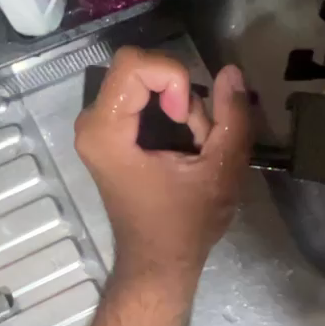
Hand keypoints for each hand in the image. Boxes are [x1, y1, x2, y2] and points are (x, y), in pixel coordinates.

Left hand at [75, 47, 250, 286]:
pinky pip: (140, 99)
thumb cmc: (187, 224)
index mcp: (107, 132)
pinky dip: (168, 114)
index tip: (186, 119)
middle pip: (139, 69)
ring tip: (193, 147)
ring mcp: (96, 128)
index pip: (135, 64)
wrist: (159, 261)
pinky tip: (182, 148)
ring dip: (179, 107)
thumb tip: (232, 73)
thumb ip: (233, 118)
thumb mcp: (222, 170)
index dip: (174, 79)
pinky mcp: (108, 135)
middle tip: (196, 135)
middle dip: (180, 94)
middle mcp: (91, 124)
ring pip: (143, 83)